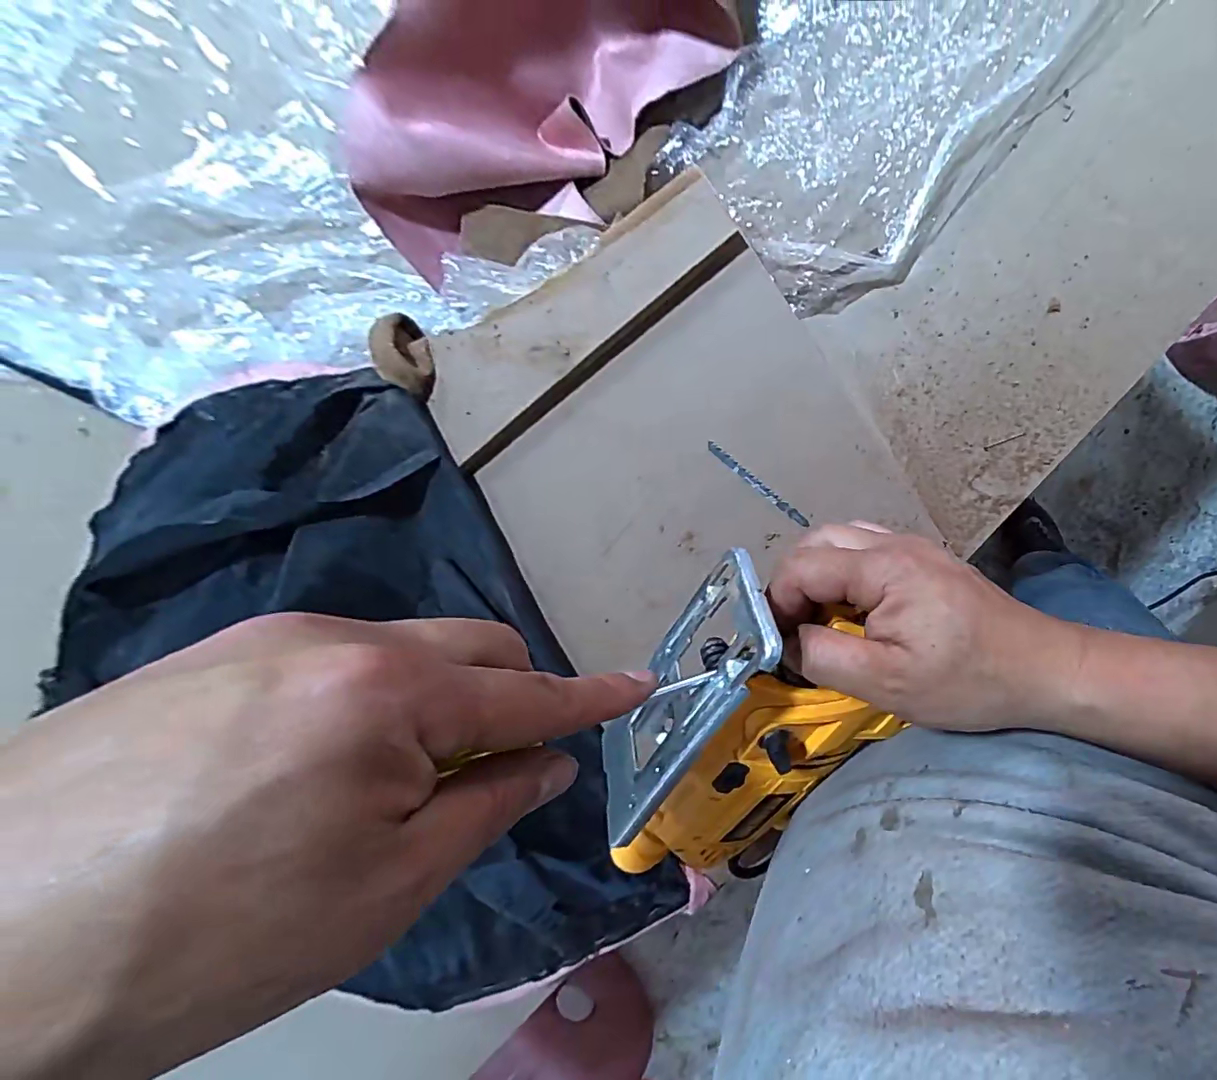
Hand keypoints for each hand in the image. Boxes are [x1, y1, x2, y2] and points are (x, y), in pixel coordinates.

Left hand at [0, 614, 653, 1079]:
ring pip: (404, 649)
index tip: (642, 684)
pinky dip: (363, 700)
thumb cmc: (198, 943)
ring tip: (376, 784)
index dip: (594, 695)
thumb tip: (546, 763)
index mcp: (386, 695)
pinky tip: (300, 771)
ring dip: (432, 702)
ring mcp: (254, 641)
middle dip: (508, 696)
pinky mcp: (193, 660)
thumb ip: (490, 806)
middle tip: (487, 769)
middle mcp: (330, 641)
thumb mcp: (385, 888)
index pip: (528, 692)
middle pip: (476, 646)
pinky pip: (329, 660)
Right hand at [766, 524, 1085, 731]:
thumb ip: (824, 656)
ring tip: (822, 620)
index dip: (778, 602)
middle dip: (795, 582)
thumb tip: (786, 639)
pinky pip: (873, 552)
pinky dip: (850, 574)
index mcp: (885, 566)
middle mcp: (899, 544)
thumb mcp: (887, 682)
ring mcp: (919, 548)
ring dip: (822, 574)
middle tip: (796, 629)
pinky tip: (859, 611)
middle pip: (820, 541)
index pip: (803, 565)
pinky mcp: (932, 562)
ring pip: (846, 542)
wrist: (1040, 668)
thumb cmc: (968, 680)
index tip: (776, 641)